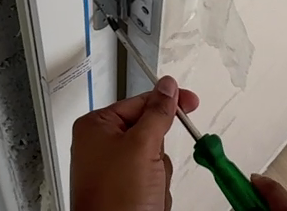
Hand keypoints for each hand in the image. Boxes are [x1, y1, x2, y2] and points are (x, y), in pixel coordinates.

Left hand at [69, 75, 201, 210]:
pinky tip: (148, 204)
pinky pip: (154, 182)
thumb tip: (167, 87)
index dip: (166, 100)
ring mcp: (114, 173)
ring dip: (159, 177)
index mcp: (97, 127)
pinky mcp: (126, 194)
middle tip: (151, 169)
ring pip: (154, 161)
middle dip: (158, 154)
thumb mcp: (141, 148)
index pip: (139, 102)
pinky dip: (157, 194)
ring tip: (147, 191)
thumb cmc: (113, 201)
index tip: (189, 99)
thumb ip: (157, 114)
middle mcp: (102, 146)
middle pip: (148, 133)